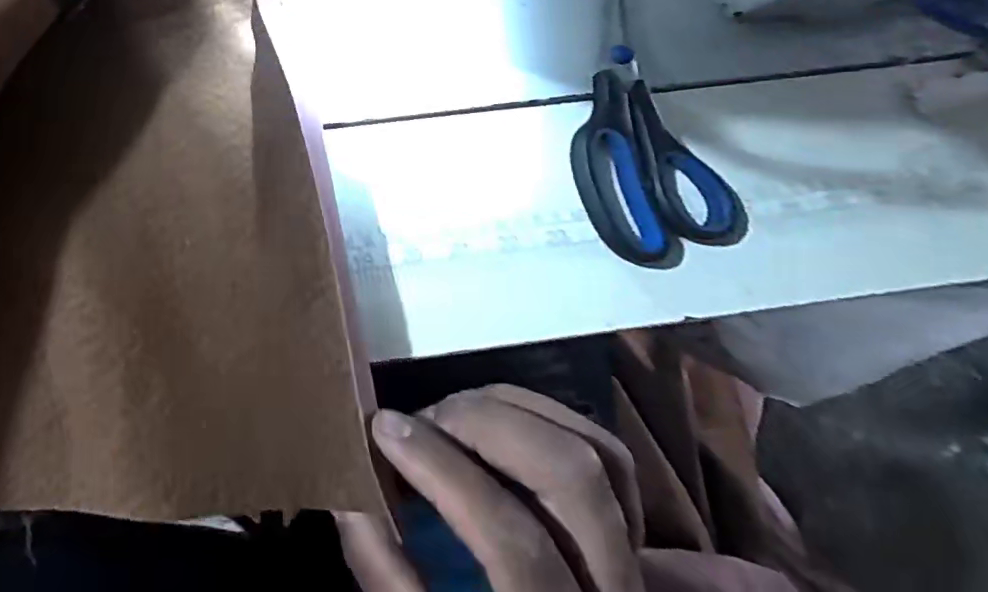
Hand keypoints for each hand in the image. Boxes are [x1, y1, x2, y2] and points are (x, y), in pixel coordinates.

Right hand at [338, 386, 646, 591]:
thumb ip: (387, 580)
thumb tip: (350, 498)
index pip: (511, 539)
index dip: (442, 470)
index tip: (384, 427)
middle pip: (569, 477)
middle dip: (484, 425)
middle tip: (423, 417)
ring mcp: (638, 568)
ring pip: (600, 456)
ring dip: (516, 411)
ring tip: (453, 412)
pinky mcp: (636, 540)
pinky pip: (611, 459)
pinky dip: (550, 419)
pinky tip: (500, 420)